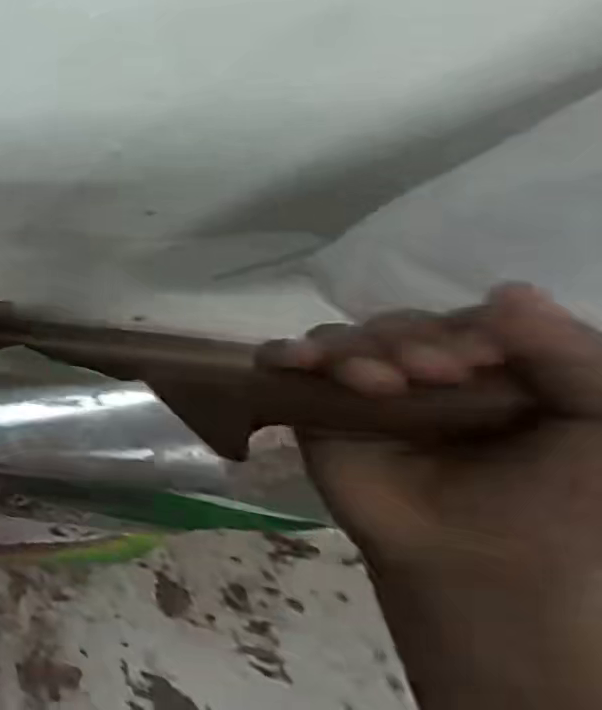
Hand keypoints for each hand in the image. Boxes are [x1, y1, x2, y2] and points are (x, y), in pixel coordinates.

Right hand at [263, 284, 601, 707]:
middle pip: (398, 324)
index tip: (478, 358)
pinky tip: (294, 362)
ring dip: (350, 348)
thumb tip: (507, 291)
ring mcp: (360, 387)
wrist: (482, 563)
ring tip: (372, 382)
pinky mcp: (310, 405)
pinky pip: (282, 363)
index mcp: (493, 371)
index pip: (466, 321)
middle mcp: (422, 371)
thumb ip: (575, 360)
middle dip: (408, 340)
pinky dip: (282, 353)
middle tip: (431, 375)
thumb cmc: (563, 505)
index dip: (465, 327)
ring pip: (339, 337)